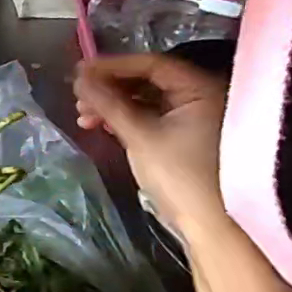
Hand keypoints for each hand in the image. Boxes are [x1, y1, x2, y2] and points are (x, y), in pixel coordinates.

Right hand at [73, 53, 228, 233]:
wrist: (213, 227)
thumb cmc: (182, 176)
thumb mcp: (140, 136)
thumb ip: (108, 103)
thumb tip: (79, 78)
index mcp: (200, 89)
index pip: (151, 65)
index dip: (112, 66)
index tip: (78, 71)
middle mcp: (202, 98)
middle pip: (148, 81)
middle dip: (109, 88)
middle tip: (78, 97)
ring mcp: (195, 119)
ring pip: (146, 101)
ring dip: (113, 106)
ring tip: (84, 117)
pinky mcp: (186, 139)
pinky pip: (151, 118)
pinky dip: (125, 120)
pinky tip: (102, 127)